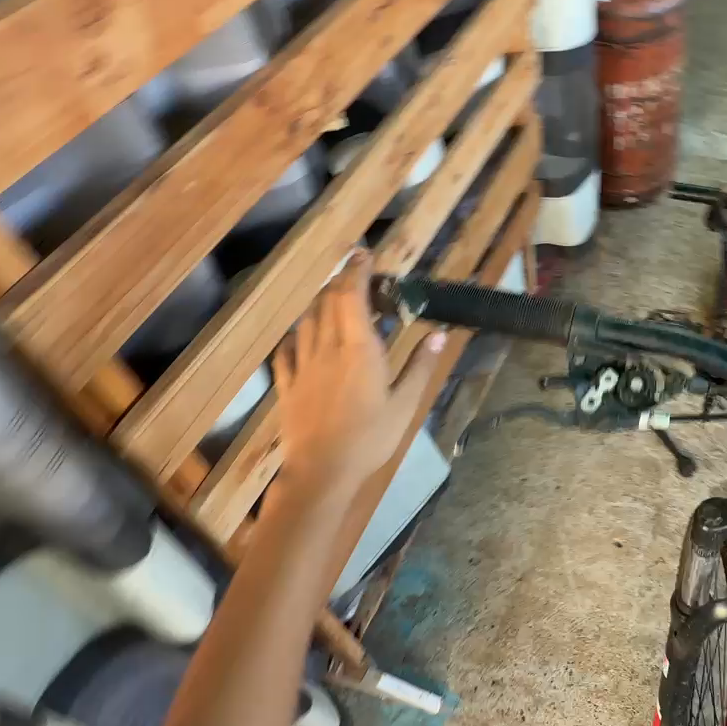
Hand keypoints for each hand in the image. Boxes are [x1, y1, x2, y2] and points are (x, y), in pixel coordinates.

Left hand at [270, 251, 446, 510]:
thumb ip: (420, 366)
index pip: (352, 296)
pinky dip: (296, 334)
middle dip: (340, 281)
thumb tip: (440, 335)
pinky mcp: (287, 385)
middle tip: (355, 273)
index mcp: (359, 348)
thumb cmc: (370, 437)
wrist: (321, 471)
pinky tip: (301, 336)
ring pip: (307, 321)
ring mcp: (302, 365)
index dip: (357, 271)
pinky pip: (286, 350)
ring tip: (332, 299)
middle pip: (327, 302)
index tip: (364, 254)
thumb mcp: (406, 404)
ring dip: (320, 303)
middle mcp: (327, 348)